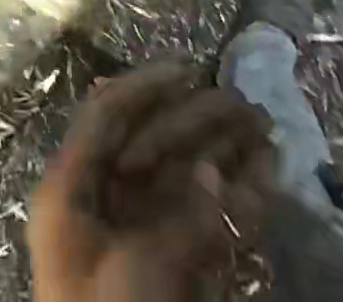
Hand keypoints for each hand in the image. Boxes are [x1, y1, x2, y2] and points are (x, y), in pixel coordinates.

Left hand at [28, 62, 274, 301]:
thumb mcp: (138, 273)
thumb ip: (183, 219)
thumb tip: (221, 173)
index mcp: (73, 193)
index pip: (104, 116)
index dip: (144, 84)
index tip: (188, 69)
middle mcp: (105, 203)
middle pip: (151, 141)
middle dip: (199, 118)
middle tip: (247, 104)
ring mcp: (141, 235)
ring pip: (184, 176)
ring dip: (225, 151)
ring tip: (267, 129)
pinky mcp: (175, 268)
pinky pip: (206, 219)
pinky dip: (238, 199)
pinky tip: (269, 176)